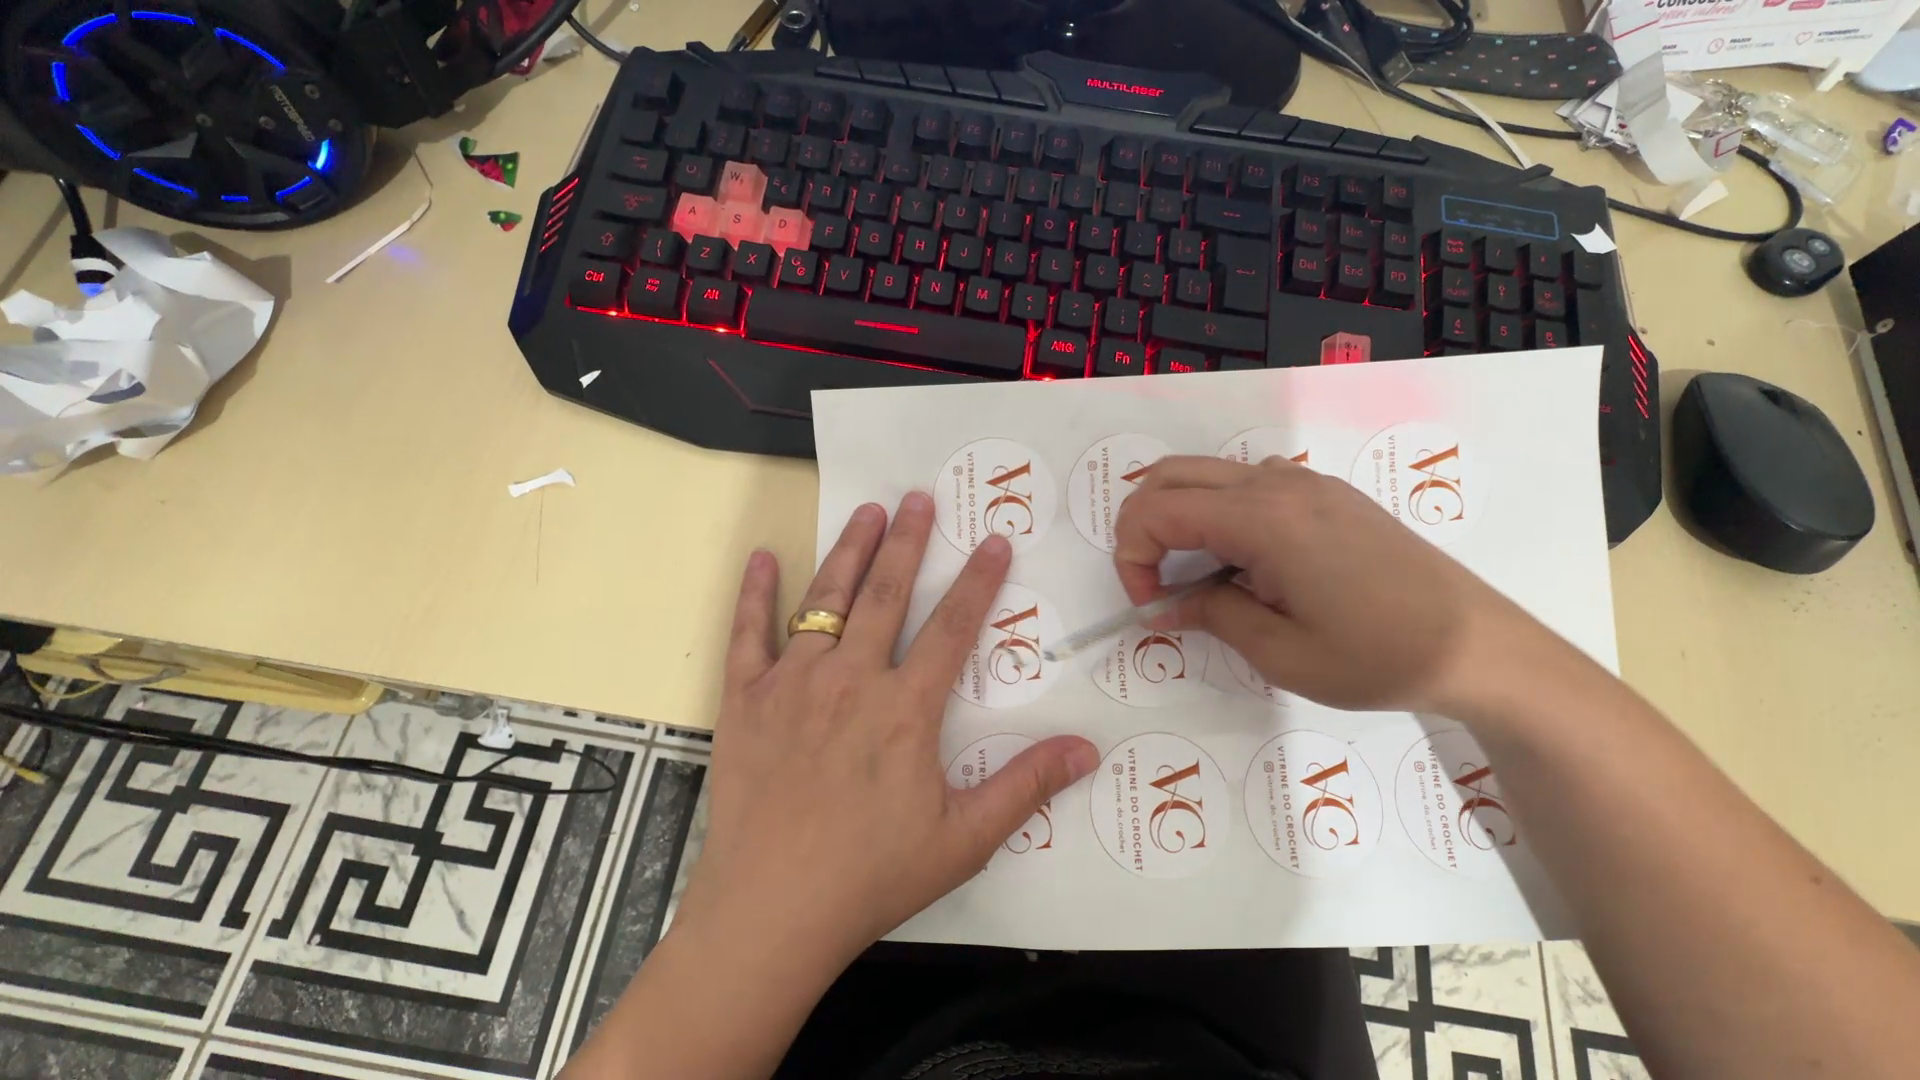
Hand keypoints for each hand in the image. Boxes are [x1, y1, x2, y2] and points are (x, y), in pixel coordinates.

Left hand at [676, 493, 1099, 971]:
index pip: (952, 628)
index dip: (978, 582)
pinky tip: (762, 557)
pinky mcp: (745, 700)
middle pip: (887, 595)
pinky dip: (755, 593)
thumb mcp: (964, 838)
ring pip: (825, 600)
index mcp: (905, 709)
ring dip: (849, 552)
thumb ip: (1025, 787)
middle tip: (917, 498)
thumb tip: (1087, 749)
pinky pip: (748, 634)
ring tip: (866, 512)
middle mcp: (851, 679)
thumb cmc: (872, 875)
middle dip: (907, 543)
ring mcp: (793, 684)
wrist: (773, 909)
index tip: (993, 542)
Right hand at [1112, 456, 1534, 714]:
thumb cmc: (1378, 657)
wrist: (1479, 647)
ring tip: (1199, 578)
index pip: (1158, 510)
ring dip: (1182, 516)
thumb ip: (1212, 616)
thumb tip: (1167, 605)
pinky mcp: (1329, 495)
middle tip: (1154, 584)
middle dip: (1143, 526)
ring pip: (1209, 474)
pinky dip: (1220, 513)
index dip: (1132, 556)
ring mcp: (1308, 483)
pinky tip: (1245, 565)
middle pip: (1173, 475)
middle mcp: (1280, 483)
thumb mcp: (1281, 654)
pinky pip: (1250, 484)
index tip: (1149, 606)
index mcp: (1263, 518)